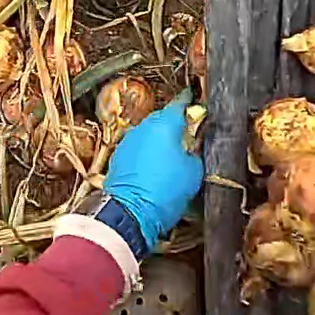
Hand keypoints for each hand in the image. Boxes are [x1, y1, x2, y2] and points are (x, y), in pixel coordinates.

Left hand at [103, 90, 202, 250]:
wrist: (129, 215)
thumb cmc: (164, 192)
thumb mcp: (194, 171)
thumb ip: (196, 151)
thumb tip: (195, 145)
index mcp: (164, 124)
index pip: (180, 103)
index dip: (190, 101)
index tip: (195, 99)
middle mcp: (143, 127)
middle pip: (163, 118)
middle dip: (175, 124)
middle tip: (189, 134)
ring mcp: (128, 142)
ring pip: (148, 133)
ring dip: (159, 139)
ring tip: (172, 154)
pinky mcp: (118, 158)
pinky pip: (138, 148)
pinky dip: (147, 153)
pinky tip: (155, 167)